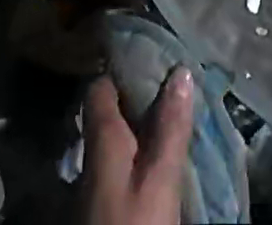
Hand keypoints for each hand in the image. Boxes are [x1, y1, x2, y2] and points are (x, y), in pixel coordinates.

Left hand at [81, 68, 194, 224]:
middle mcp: (91, 148)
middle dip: (137, 99)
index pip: (101, 85)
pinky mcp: (100, 199)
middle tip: (171, 93)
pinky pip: (118, 162)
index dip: (124, 70)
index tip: (153, 63)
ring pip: (115, 137)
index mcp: (101, 133)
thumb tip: (180, 71)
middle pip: (109, 110)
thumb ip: (169, 129)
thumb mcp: (159, 178)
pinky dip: (137, 154)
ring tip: (172, 122)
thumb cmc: (134, 222)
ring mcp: (92, 176)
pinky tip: (157, 161)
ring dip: (139, 128)